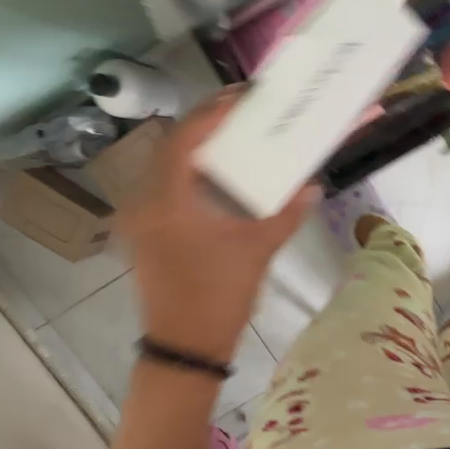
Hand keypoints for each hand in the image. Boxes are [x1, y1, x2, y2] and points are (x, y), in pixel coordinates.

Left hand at [120, 89, 318, 365]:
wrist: (185, 349)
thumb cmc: (218, 298)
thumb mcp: (257, 252)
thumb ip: (286, 213)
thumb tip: (311, 185)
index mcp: (167, 200)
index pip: (185, 137)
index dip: (214, 112)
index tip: (244, 99)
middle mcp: (143, 201)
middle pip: (170, 146)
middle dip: (205, 127)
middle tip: (242, 116)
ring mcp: (138, 219)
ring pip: (164, 168)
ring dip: (195, 152)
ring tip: (232, 142)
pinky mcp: (142, 234)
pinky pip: (163, 190)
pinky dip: (188, 177)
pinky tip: (215, 180)